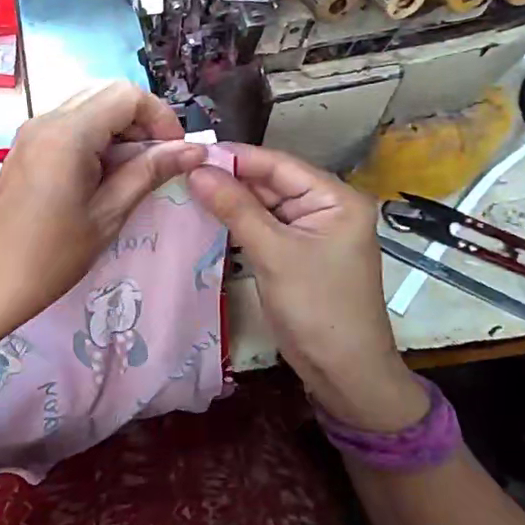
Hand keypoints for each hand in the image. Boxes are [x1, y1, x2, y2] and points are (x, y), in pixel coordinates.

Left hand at [0, 82, 206, 342]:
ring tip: (132, 177)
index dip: (161, 117)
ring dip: (118, 134)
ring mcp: (30, 134)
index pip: (128, 95)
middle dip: (141, 122)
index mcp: (68, 132)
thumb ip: (149, 173)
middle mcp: (46, 121)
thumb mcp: (107, 215)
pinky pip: (68, 129)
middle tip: (157, 164)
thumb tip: (193, 150)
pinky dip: (95, 142)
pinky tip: (102, 181)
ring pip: (88, 111)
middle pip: (107, 95)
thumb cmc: (49, 257)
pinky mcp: (24, 151)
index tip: (176, 153)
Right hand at [187, 144, 427, 429]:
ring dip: (230, 201)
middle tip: (180, 171)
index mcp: (336, 198)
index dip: (235, 157)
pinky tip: (207, 216)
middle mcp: (327, 207)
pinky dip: (239, 224)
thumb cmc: (317, 309)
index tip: (190, 152)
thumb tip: (196, 170)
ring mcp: (311, 231)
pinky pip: (264, 228)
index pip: (279, 164)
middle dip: (229, 179)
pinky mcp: (297, 253)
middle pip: (271, 183)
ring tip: (186, 188)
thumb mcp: (274, 254)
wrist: (344, 371)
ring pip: (264, 206)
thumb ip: (235, 208)